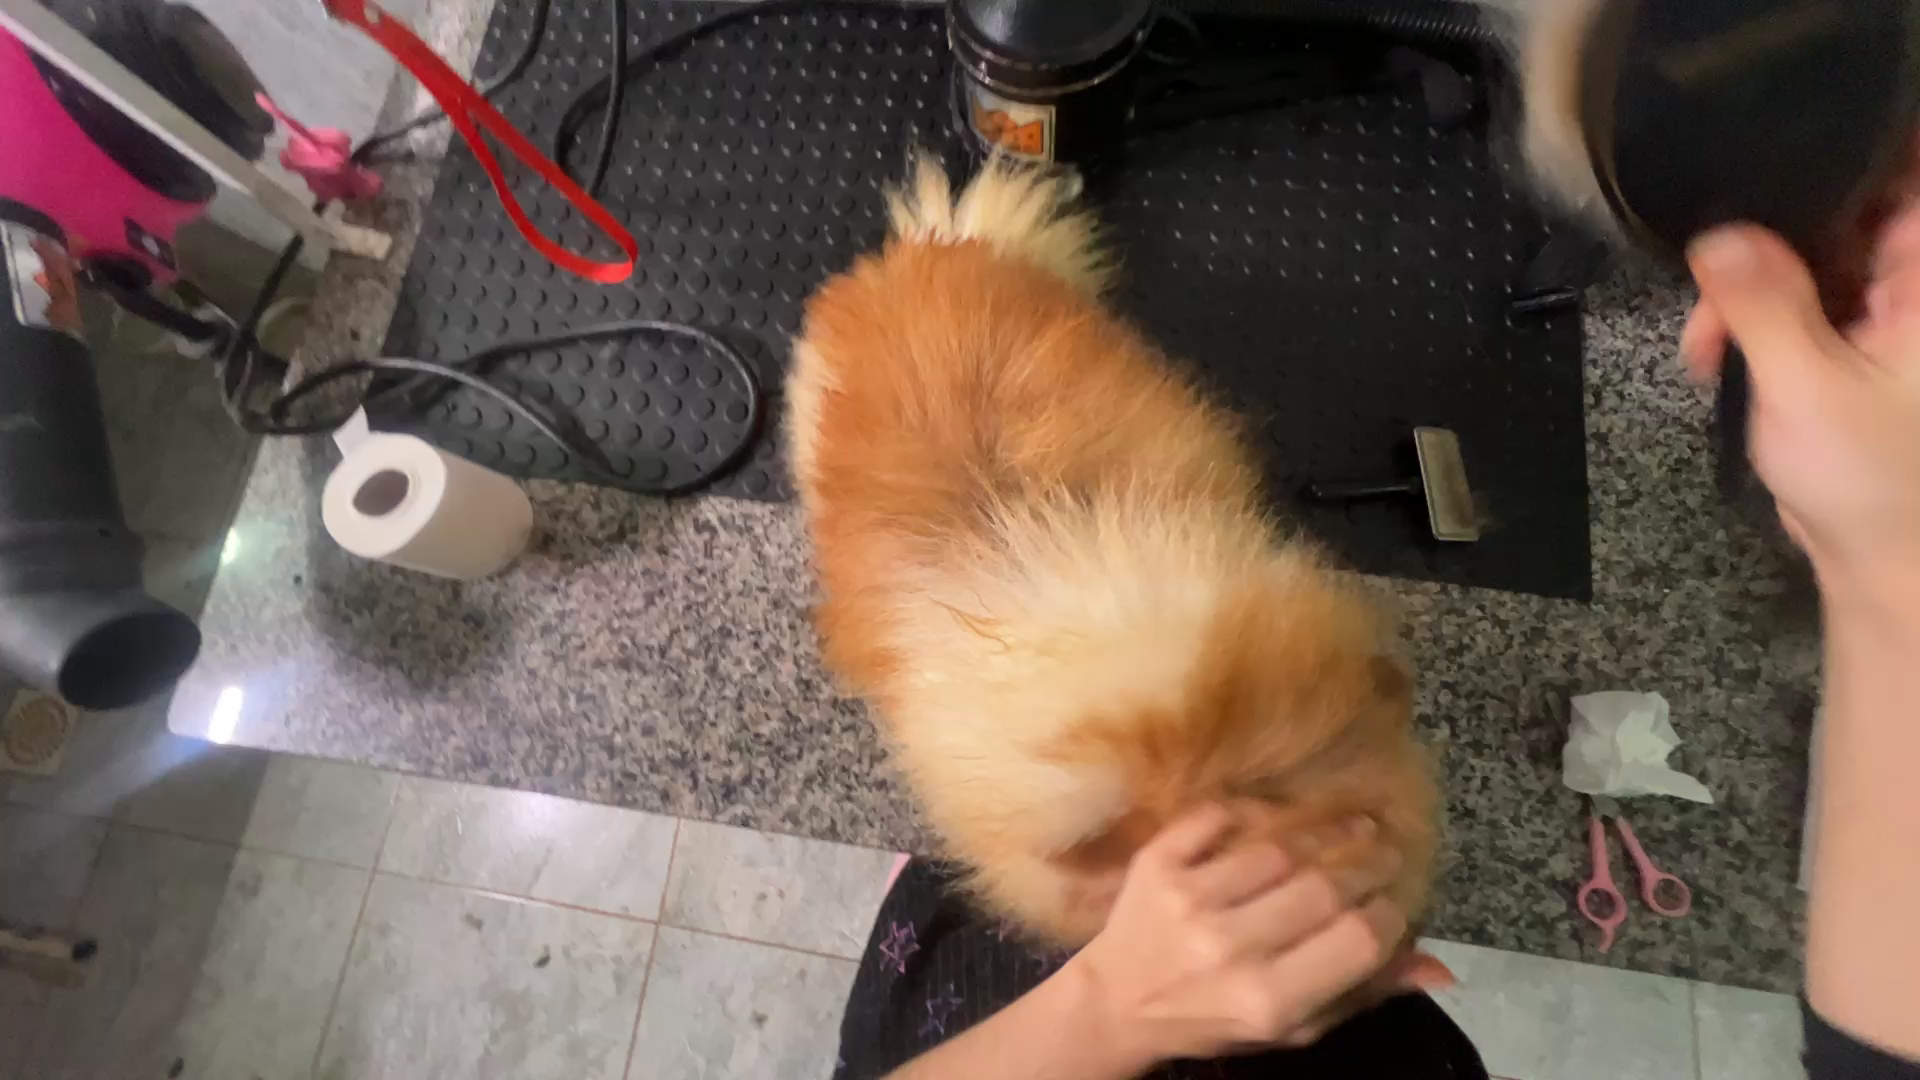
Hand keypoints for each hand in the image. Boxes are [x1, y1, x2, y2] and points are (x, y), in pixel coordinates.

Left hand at [1061, 804, 1442, 1069]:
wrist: (1119, 999)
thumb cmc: (1212, 1017)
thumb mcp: (1290, 1029)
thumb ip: (1359, 995)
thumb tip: (1441, 968)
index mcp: (1268, 998)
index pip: (1353, 941)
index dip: (1387, 913)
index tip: (1395, 895)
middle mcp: (1228, 945)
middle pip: (1318, 888)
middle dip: (1364, 862)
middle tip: (1383, 844)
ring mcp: (1187, 897)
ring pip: (1273, 849)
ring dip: (1320, 829)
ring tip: (1347, 823)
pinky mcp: (1155, 862)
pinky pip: (1213, 818)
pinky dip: (1250, 807)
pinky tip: (1279, 810)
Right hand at [1684, 223, 1919, 619]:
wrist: (1881, 545)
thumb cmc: (1868, 471)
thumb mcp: (1806, 385)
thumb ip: (1765, 308)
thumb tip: (1720, 238)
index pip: (1896, 193)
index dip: (1827, 183)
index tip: (1752, 201)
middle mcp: (1913, 294)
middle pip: (1836, 230)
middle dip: (1759, 260)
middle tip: (1711, 314)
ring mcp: (1883, 319)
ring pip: (1803, 271)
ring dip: (1743, 303)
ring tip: (1710, 353)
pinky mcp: (1849, 346)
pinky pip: (1792, 310)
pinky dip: (1746, 329)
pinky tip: (1724, 361)